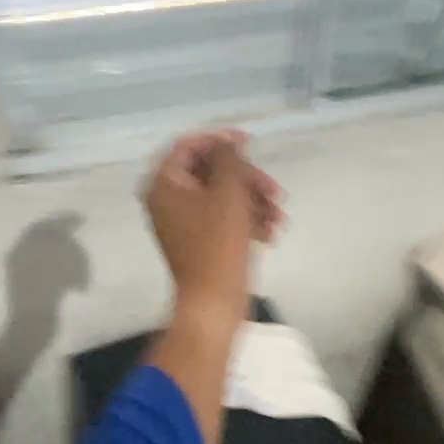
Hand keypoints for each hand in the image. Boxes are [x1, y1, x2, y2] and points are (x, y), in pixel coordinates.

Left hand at [142, 130, 284, 324]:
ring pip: (223, 196)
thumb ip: (228, 158)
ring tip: (279, 219)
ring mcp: (184, 223)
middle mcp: (169, 200)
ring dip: (255, 202)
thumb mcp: (227, 193)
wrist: (214, 304)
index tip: (251, 142)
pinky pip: (224, 219)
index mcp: (164, 184)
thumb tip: (228, 142)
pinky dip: (248, 221)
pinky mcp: (201, 242)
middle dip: (248, 179)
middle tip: (276, 191)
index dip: (220, 139)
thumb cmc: (217, 245)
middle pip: (211, 172)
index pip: (189, 145)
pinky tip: (270, 234)